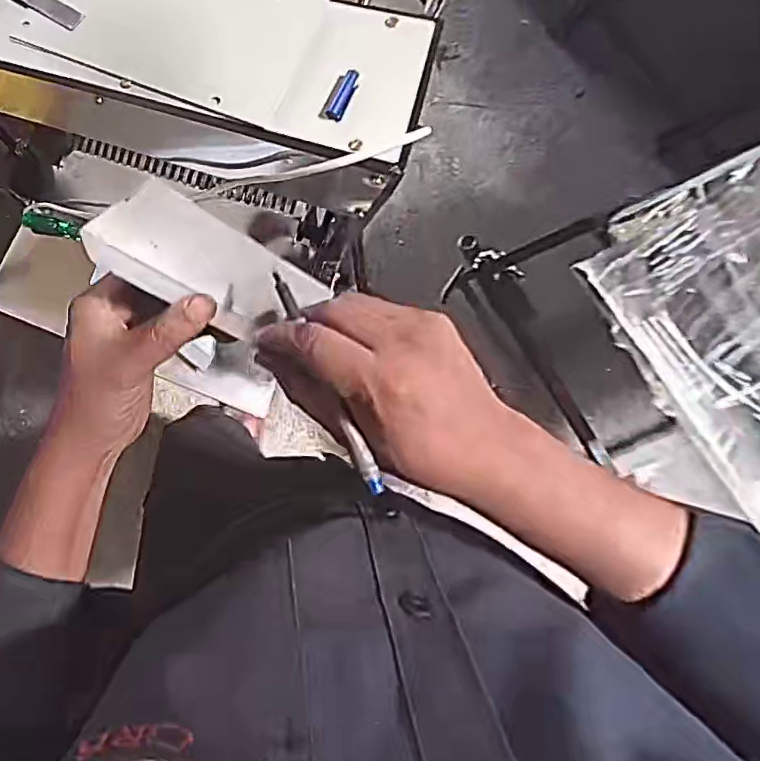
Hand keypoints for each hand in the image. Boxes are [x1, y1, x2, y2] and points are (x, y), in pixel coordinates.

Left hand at [52, 276, 216, 456]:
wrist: (91, 442)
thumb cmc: (90, 404)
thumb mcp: (132, 360)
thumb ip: (167, 331)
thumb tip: (197, 305)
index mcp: (94, 306)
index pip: (133, 273)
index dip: (163, 271)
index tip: (192, 271)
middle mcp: (106, 315)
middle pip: (148, 290)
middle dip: (176, 291)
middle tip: (205, 288)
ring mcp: (123, 333)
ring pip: (158, 310)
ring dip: (181, 311)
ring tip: (207, 307)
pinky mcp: (139, 351)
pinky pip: (164, 330)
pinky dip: (181, 329)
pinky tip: (199, 328)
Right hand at [256, 293, 554, 501]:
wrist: (491, 452)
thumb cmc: (433, 459)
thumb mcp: (356, 437)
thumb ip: (310, 393)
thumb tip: (280, 365)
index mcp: (381, 379)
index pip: (312, 338)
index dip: (281, 336)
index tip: (268, 339)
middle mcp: (403, 344)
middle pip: (329, 308)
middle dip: (303, 322)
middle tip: (290, 341)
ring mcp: (422, 327)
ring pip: (352, 300)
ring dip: (328, 316)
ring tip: (322, 341)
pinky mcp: (432, 320)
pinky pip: (379, 305)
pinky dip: (358, 317)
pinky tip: (356, 339)